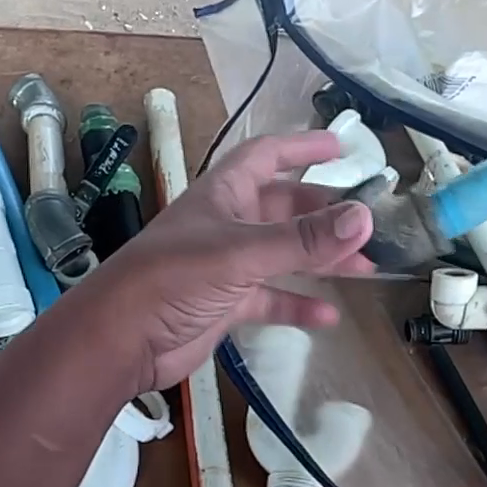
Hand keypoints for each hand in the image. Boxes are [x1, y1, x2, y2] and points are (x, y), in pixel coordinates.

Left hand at [74, 130, 374, 392]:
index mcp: (224, 194)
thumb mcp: (241, 252)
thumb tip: (364, 219)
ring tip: (364, 269)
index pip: (266, 156)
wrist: (121, 339)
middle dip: (323, 214)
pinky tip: (327, 316)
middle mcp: (226, 224)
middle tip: (365, 225)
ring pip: (283, 255)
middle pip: (283, 209)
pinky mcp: (224, 305)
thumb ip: (303, 239)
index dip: (302, 148)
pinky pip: (270, 299)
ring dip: (320, 260)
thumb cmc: (172, 278)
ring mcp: (226, 267)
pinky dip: (297, 304)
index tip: (341, 148)